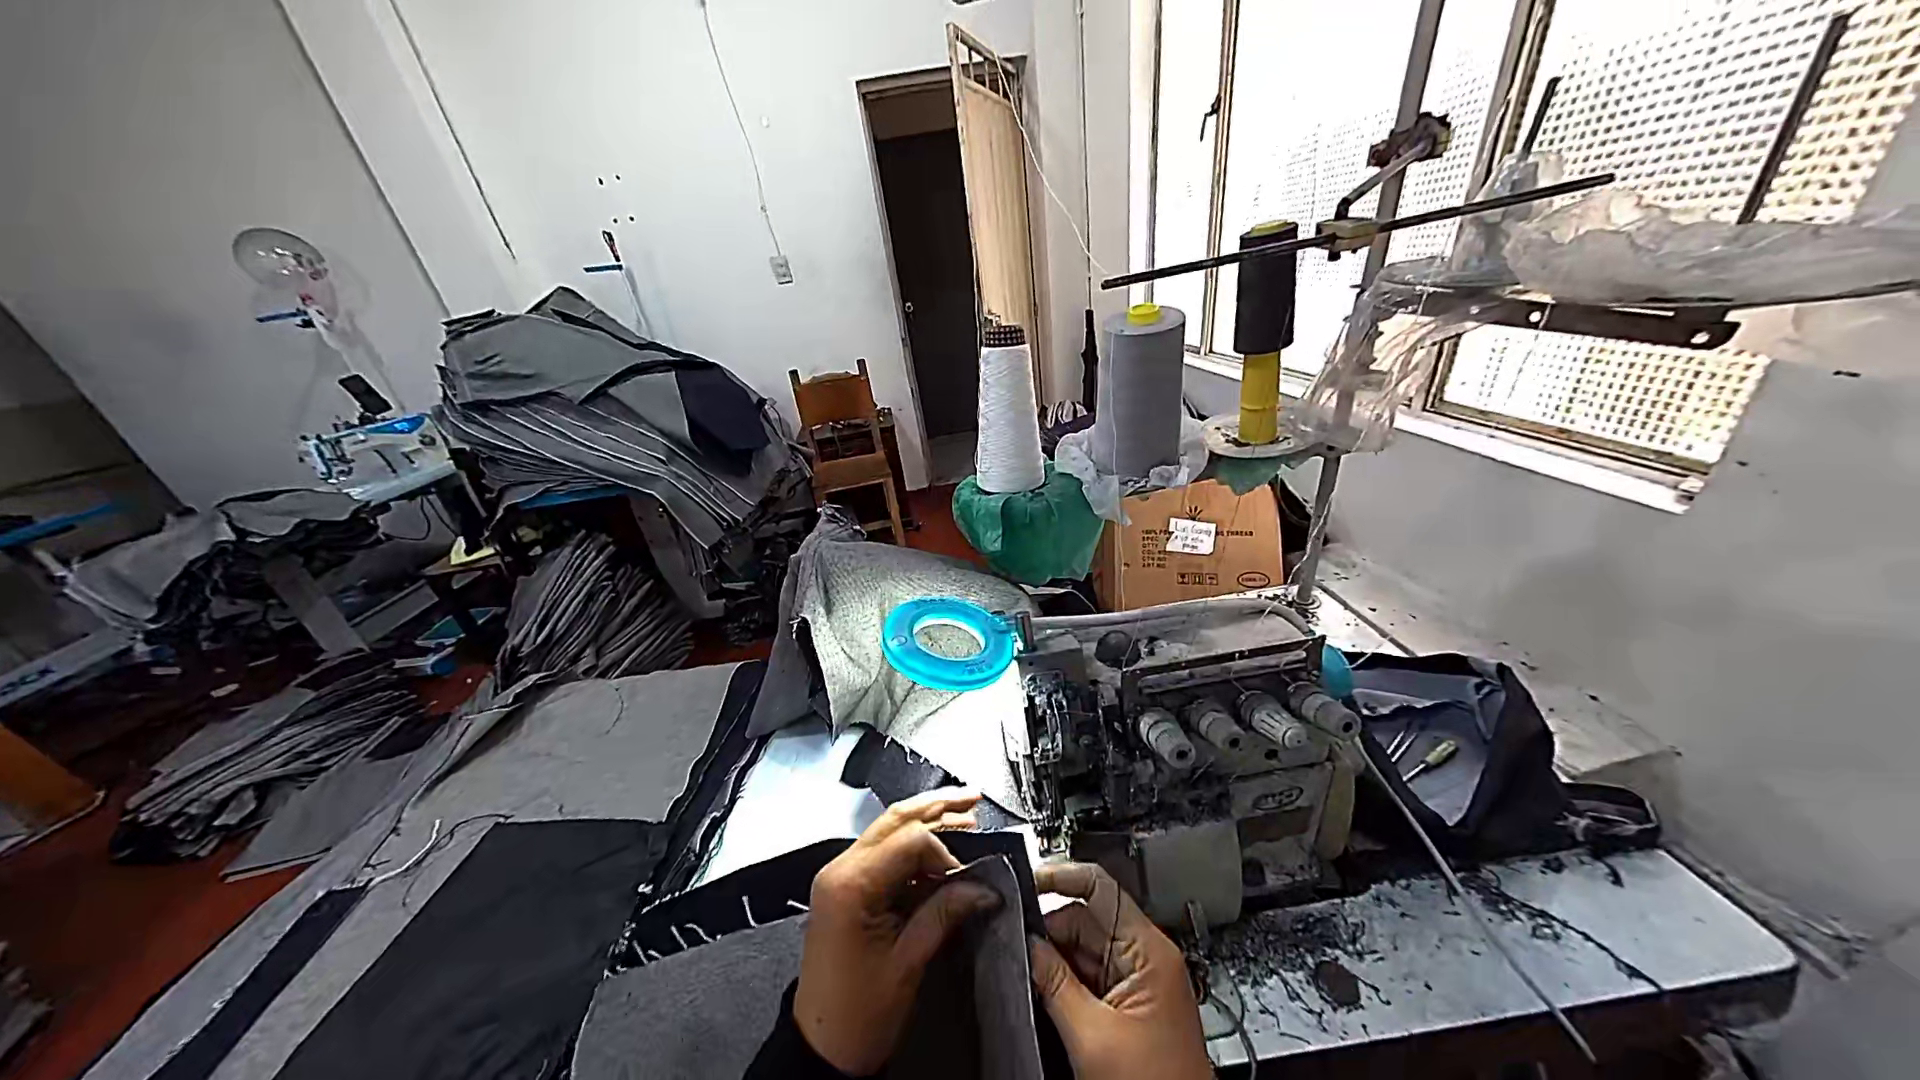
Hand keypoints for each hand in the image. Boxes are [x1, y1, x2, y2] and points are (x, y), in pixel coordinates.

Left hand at [794, 791, 1000, 1075]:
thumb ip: (944, 913)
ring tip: (965, 814)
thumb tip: (982, 887)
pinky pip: (884, 854)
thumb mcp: (908, 962)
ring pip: (889, 831)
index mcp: (850, 884)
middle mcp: (840, 870)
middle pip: (896, 821)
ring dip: (928, 821)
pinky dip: (914, 848)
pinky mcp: (847, 889)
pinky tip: (940, 848)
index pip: (909, 839)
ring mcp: (840, 876)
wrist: (821, 1049)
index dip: (945, 851)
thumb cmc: (857, 1015)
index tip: (967, 878)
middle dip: (937, 807)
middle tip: (972, 798)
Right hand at [1029, 862, 1212, 1079]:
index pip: (1099, 887)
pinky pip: (1088, 972)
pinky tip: (1051, 996)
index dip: (1061, 878)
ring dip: (1057, 959)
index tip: (1029, 881)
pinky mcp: (1128, 999)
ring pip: (1083, 946)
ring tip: (1038, 982)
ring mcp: (1137, 977)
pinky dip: (1066, 980)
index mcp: (1148, 950)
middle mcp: (1145, 955)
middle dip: (1051, 933)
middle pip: (1086, 917)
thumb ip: (1054, 982)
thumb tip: (1027, 944)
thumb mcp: (1092, 1035)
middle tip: (1023, 951)